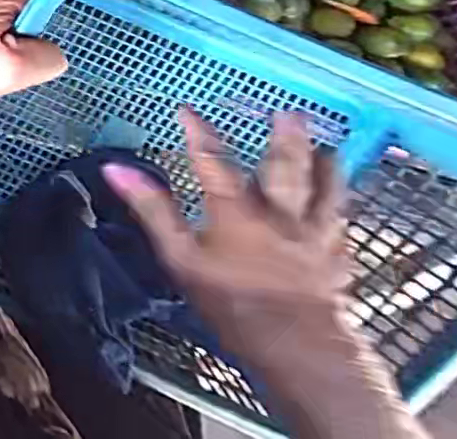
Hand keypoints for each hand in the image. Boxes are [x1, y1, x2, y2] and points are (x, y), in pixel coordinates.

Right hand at [103, 108, 351, 368]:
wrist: (302, 348)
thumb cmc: (230, 298)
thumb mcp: (179, 254)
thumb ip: (152, 208)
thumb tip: (114, 167)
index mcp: (239, 212)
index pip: (214, 161)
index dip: (199, 133)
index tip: (187, 108)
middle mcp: (283, 217)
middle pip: (287, 172)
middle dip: (286, 140)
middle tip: (291, 112)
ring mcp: (317, 239)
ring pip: (327, 194)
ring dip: (326, 167)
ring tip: (328, 146)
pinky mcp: (338, 260)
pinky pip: (342, 223)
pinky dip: (340, 206)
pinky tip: (340, 203)